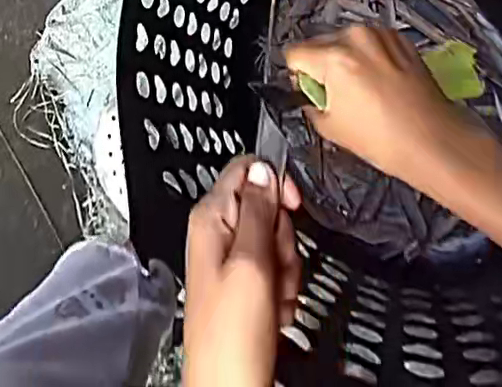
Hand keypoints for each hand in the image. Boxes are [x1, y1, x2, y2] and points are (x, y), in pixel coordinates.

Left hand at [182, 156, 302, 386]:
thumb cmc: (231, 336)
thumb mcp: (250, 263)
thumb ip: (260, 210)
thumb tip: (262, 166)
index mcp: (210, 217)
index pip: (245, 169)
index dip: (274, 182)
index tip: (291, 206)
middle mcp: (216, 233)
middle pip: (265, 207)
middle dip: (282, 237)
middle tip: (276, 266)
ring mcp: (230, 261)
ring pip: (275, 241)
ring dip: (286, 269)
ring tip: (275, 296)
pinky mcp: (244, 288)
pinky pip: (276, 271)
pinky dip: (283, 290)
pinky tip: (276, 310)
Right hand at [284, 22, 501, 205]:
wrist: (437, 143)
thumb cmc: (387, 140)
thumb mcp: (331, 128)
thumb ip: (309, 104)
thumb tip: (307, 95)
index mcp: (333, 58)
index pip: (293, 53)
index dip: (296, 73)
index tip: (306, 86)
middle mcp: (354, 38)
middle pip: (318, 43)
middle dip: (320, 64)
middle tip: (335, 93)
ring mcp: (379, 35)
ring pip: (344, 41)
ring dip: (345, 58)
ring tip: (362, 89)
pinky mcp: (398, 39)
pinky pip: (370, 42)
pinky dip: (368, 56)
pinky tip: (379, 82)